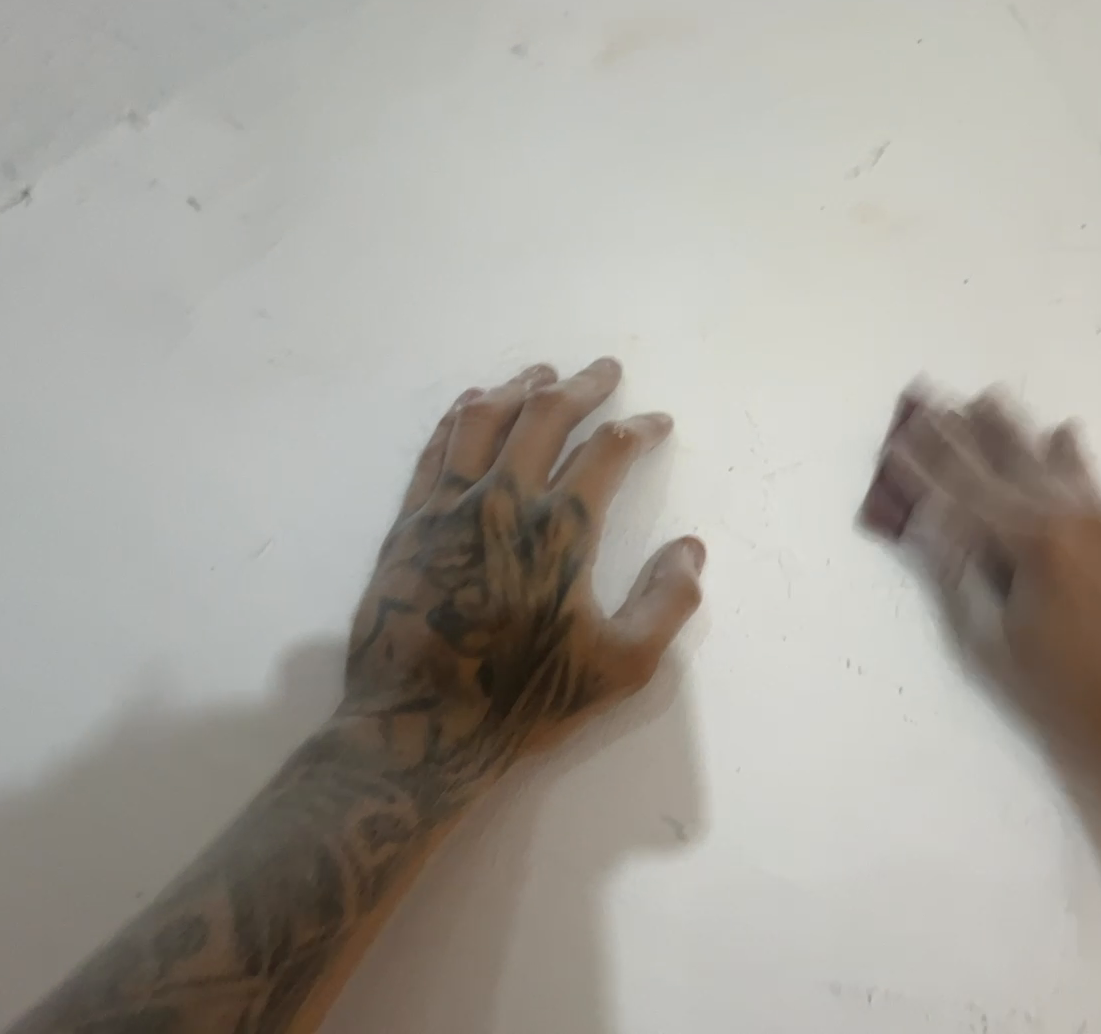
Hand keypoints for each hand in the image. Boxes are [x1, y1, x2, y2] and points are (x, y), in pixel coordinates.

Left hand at [344, 358, 704, 774]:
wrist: (419, 730)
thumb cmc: (527, 697)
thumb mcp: (623, 666)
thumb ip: (668, 602)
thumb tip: (691, 548)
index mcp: (561, 530)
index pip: (608, 452)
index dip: (640, 429)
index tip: (658, 422)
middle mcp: (504, 501)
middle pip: (546, 415)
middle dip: (584, 386)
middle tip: (606, 370)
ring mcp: (449, 506)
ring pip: (486, 418)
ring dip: (521, 387)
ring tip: (544, 372)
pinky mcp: (410, 520)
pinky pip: (437, 446)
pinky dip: (462, 413)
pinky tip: (476, 402)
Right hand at [860, 386, 1100, 772]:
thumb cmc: (1065, 691)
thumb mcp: (990, 642)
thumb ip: (957, 573)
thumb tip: (929, 522)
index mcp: (1027, 540)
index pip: (958, 492)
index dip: (922, 467)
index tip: (894, 441)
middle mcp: (1063, 513)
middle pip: (999, 460)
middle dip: (958, 431)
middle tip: (928, 398)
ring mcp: (1098, 517)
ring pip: (1043, 456)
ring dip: (1009, 427)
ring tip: (985, 396)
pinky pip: (1087, 475)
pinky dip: (1067, 451)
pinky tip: (1061, 430)